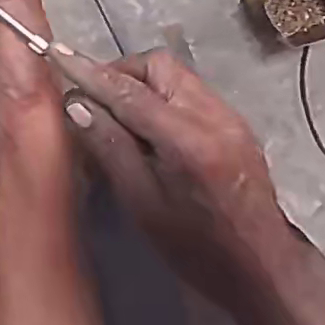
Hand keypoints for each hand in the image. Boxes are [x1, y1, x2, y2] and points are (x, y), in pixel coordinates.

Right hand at [51, 45, 299, 318]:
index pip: (130, 91)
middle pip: (158, 66)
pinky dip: (161, 96)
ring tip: (117, 113)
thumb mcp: (143, 205)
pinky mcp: (235, 122)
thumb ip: (110, 147)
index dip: (91, 72)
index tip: (59, 55)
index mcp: (190, 141)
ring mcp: (230, 116)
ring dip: (141, 83)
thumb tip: (76, 104)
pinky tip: (148, 125)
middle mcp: (214, 115)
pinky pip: (189, 91)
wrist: (264, 270)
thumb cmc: (197, 250)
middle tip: (93, 97)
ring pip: (175, 75)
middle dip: (121, 72)